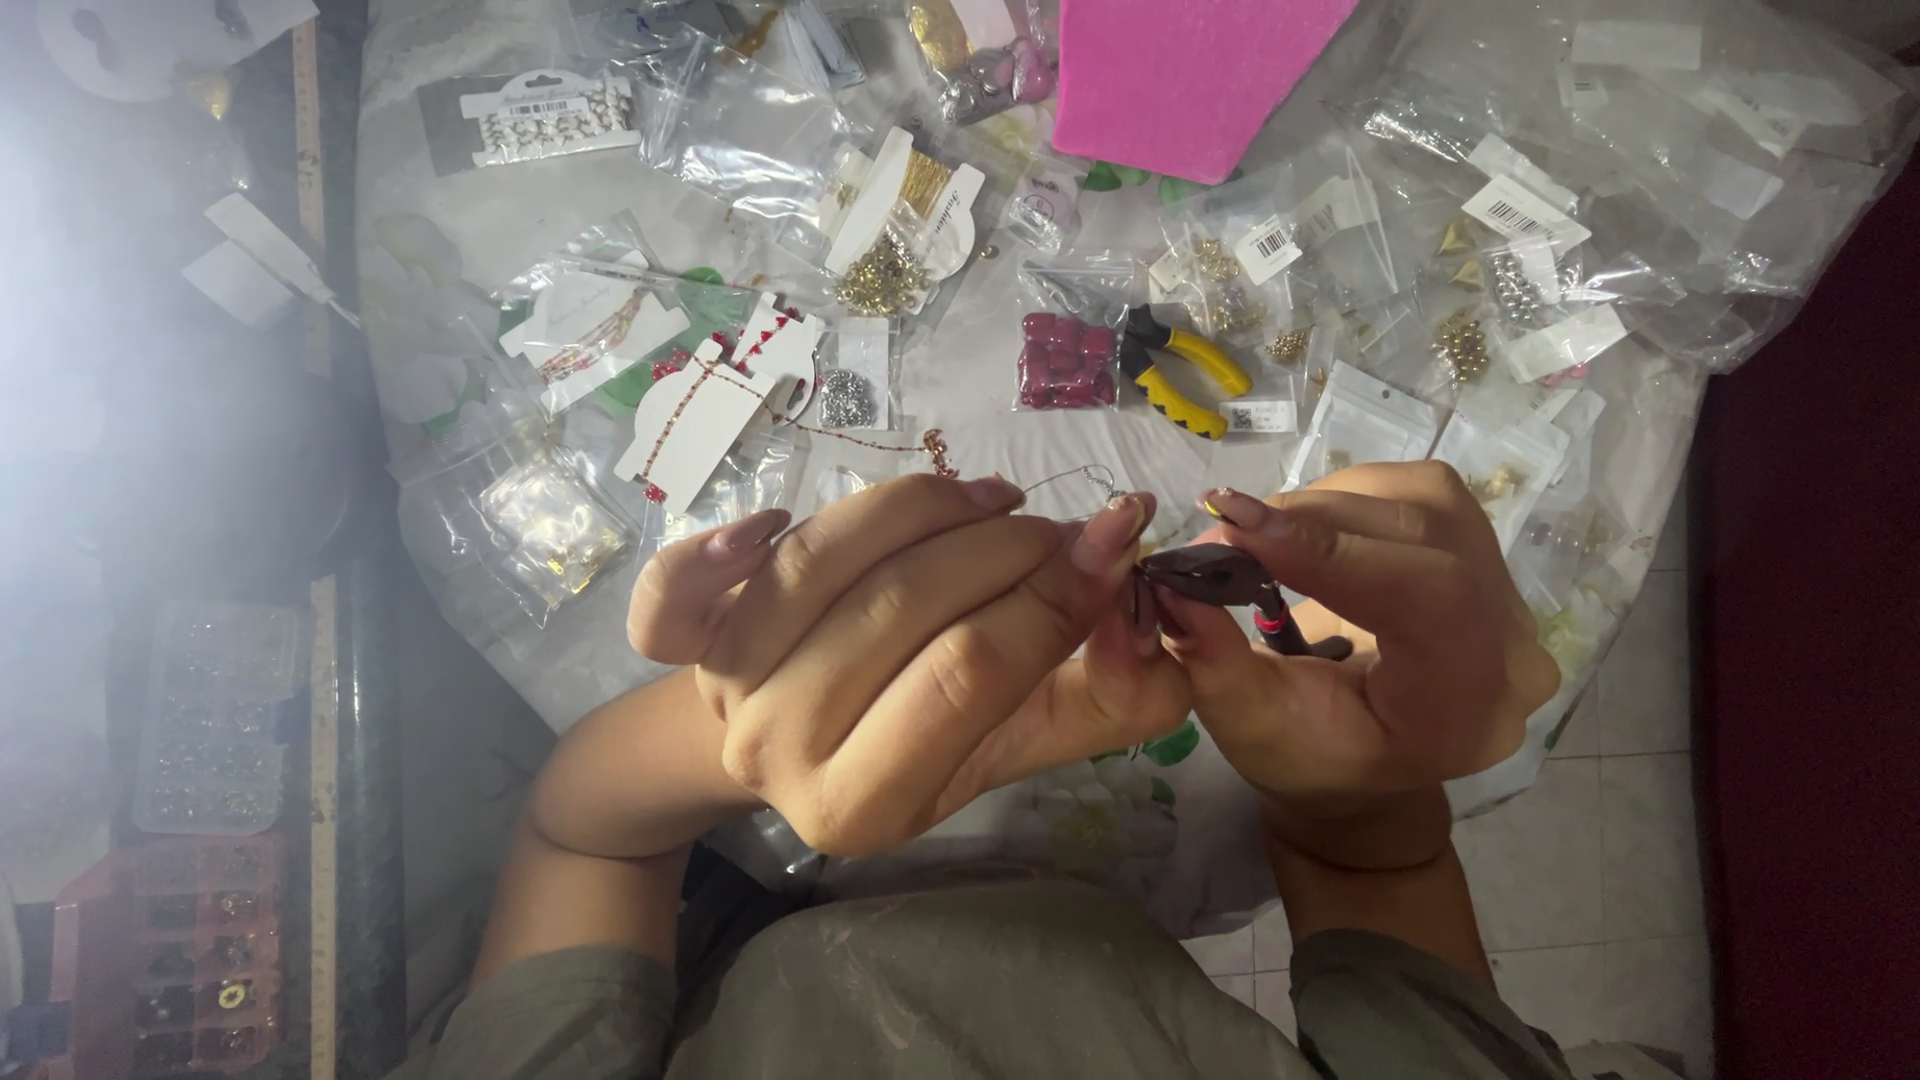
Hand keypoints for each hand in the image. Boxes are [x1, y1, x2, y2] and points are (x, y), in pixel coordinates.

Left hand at [626, 474, 1190, 856]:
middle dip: (1002, 547)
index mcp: (866, 804)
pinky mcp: (687, 641)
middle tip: (1054, 526)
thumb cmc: (919, 746)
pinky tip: (772, 523)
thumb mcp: (1018, 745)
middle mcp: (782, 750)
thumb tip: (1148, 604)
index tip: (1116, 538)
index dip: (1052, 593)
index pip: (969, 672)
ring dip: (919, 508)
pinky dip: (713, 550)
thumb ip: (1099, 695)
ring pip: (819, 562)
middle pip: (900, 605)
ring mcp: (725, 688)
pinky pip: (670, 595)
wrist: (798, 747)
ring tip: (987, 499)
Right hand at [1153, 462, 1559, 802]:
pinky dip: (1347, 496)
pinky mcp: (1484, 560)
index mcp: (1462, 710)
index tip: (1234, 525)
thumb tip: (1170, 580)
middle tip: (1223, 526)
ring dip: (1327, 501)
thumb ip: (1212, 657)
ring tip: (1262, 532)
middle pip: (1424, 534)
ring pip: (1424, 500)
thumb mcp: (1247, 723)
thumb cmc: (1309, 760)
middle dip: (1309, 518)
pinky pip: (1419, 495)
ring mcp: (1510, 598)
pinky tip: (1306, 528)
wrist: (1364, 768)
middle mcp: (1511, 647)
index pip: (1426, 597)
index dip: (1328, 548)